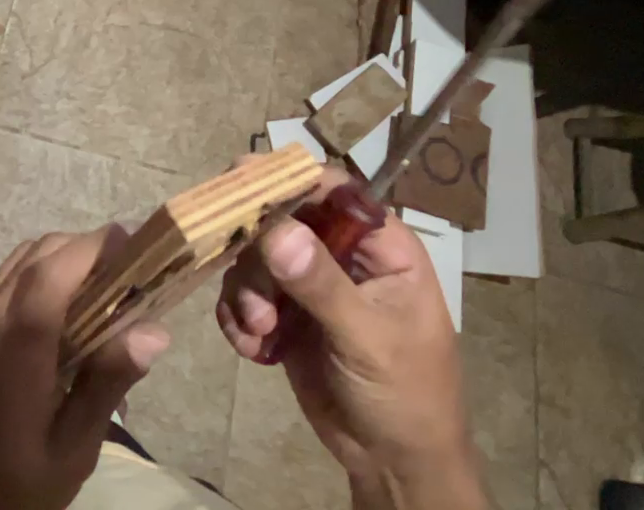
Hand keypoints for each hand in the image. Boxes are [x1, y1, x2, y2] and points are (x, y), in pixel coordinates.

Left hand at [0, 227, 171, 509]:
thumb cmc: (13, 490)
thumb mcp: (71, 451)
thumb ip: (107, 384)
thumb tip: (154, 331)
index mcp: (15, 354)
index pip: (51, 274)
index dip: (91, 248)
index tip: (131, 242)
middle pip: (34, 256)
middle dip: (81, 249)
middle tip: (124, 270)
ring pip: (14, 263)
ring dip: (57, 258)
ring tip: (96, 285)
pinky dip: (33, 276)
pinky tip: (58, 309)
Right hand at [217, 174, 481, 507]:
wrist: (392, 465)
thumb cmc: (404, 395)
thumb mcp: (369, 339)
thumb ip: (322, 284)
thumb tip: (276, 230)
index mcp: (379, 244)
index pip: (331, 189)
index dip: (288, 179)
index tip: (241, 180)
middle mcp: (339, 253)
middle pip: (279, 219)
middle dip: (257, 253)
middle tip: (252, 290)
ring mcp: (307, 282)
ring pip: (253, 257)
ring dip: (246, 293)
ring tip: (260, 331)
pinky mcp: (282, 313)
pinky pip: (242, 294)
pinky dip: (238, 318)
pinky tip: (254, 349)